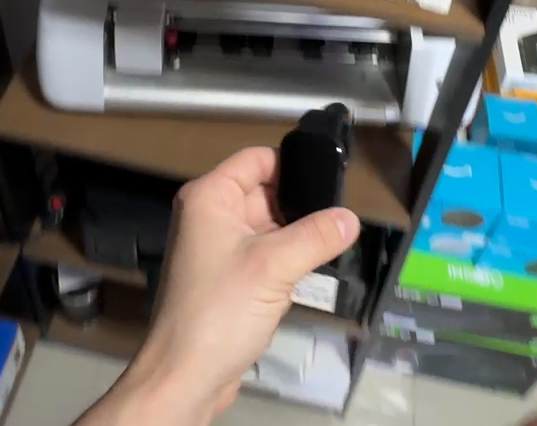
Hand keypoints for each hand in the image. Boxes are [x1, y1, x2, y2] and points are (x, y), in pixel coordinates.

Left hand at [78, 147, 360, 425]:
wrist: (185, 378)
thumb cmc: (220, 310)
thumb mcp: (274, 266)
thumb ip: (316, 237)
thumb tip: (351, 218)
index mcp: (210, 196)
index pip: (256, 159)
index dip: (291, 165)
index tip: (326, 182)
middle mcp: (209, 214)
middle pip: (264, 192)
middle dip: (296, 207)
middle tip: (333, 220)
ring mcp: (215, 247)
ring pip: (266, 225)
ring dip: (291, 238)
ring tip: (322, 248)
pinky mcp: (225, 276)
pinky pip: (261, 253)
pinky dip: (281, 262)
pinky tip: (300, 277)